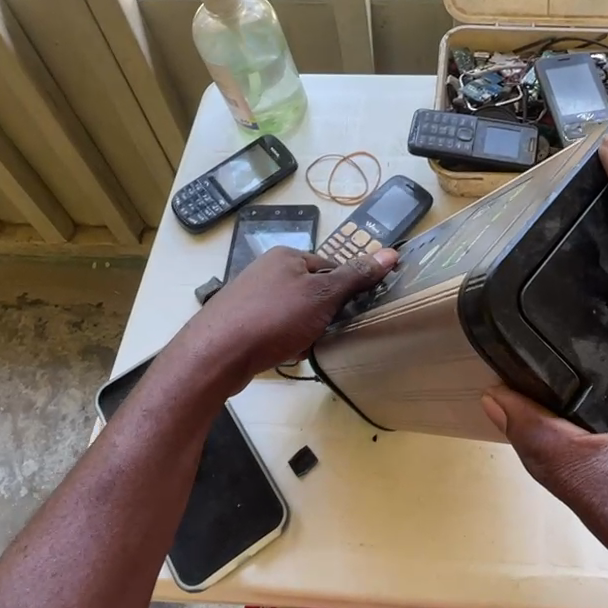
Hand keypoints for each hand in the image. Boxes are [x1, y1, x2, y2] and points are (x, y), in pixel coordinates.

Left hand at [171, 246, 397, 389]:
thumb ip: (356, 276)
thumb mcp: (322, 295)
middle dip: (323, 314)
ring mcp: (250, 296)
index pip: (331, 267)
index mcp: (287, 256)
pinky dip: (285, 340)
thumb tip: (390, 253)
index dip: (345, 291)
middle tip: (330, 333)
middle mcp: (266, 270)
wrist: (217, 354)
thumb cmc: (274, 318)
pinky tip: (286, 354)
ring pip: (294, 312)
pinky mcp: (239, 323)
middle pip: (312, 290)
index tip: (352, 314)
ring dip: (305, 329)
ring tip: (307, 346)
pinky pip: (274, 328)